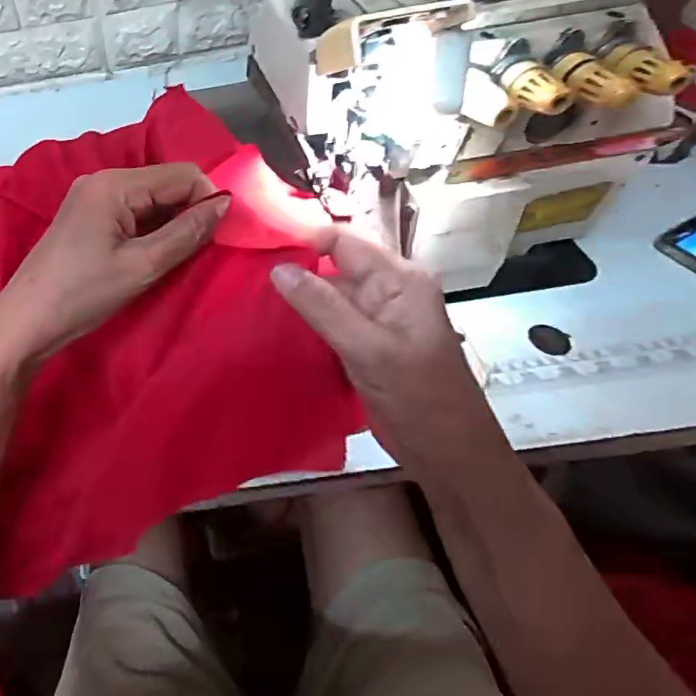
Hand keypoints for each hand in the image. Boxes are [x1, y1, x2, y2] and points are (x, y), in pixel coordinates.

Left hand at [0, 163, 229, 366]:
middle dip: (191, 210)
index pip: (182, 174)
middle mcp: (102, 179)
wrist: (24, 324)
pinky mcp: (88, 215)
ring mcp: (92, 196)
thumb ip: (187, 232)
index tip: (220, 235)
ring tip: (178, 256)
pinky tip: (154, 253)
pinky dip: (152, 228)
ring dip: (173, 222)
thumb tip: (225, 205)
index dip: (208, 199)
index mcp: (113, 184)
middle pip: (166, 183)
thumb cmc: (82, 295)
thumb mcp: (142, 266)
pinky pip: (134, 210)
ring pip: (152, 198)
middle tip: (201, 250)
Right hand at [270, 232, 497, 470]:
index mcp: (400, 280)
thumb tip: (278, 268)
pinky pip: (331, 320)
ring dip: (297, 296)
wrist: (450, 457)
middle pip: (335, 264)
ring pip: (330, 293)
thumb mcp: (370, 350)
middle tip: (246, 272)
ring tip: (250, 295)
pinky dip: (306, 321)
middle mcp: (389, 290)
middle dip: (295, 267)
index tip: (259, 244)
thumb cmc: (420, 400)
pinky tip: (275, 325)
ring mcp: (377, 318)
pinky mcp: (366, 343)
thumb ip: (324, 307)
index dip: (303, 238)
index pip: (344, 240)